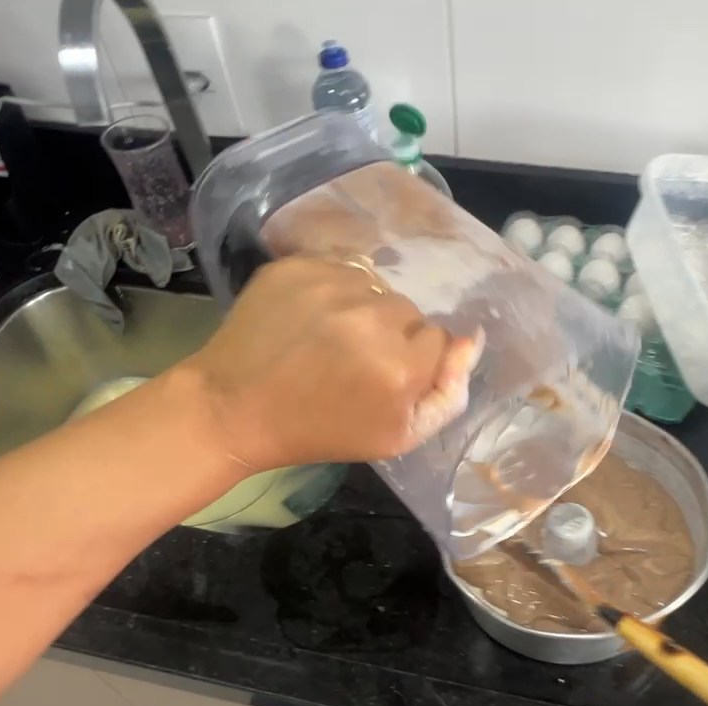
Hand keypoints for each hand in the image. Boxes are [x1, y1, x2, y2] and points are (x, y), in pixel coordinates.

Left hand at [174, 256, 482, 471]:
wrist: (236, 408)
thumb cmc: (323, 431)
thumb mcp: (398, 438)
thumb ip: (447, 396)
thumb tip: (471, 342)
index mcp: (399, 366)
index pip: (440, 340)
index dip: (415, 363)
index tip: (384, 380)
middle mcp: (372, 316)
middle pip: (410, 312)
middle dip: (393, 335)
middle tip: (354, 365)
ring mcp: (330, 284)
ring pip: (377, 288)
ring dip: (364, 311)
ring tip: (330, 342)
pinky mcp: (297, 265)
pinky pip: (340, 270)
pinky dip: (333, 292)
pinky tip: (310, 321)